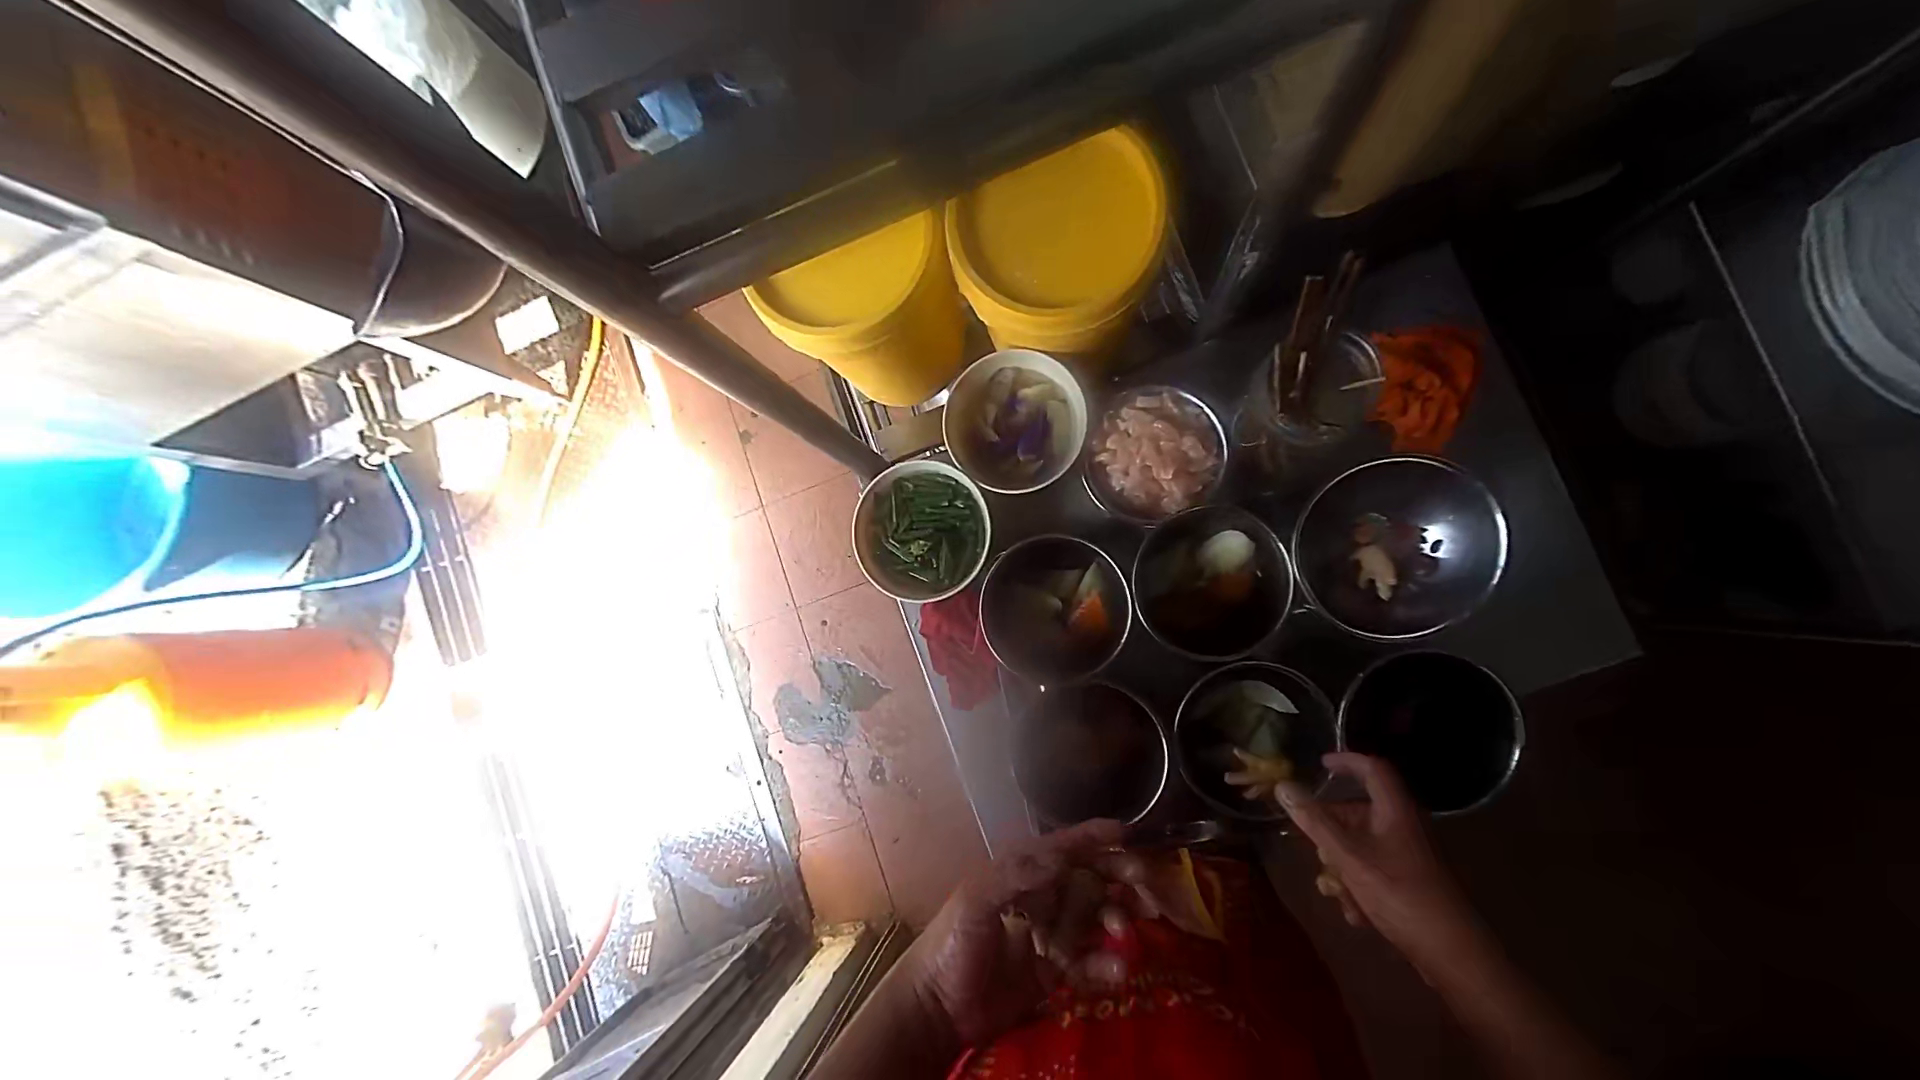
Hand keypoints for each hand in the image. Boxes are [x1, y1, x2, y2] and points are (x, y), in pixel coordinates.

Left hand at [898, 819, 1143, 1046]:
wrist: (937, 1006)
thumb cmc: (952, 940)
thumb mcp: (976, 898)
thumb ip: (1016, 875)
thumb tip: (1060, 860)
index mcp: (1020, 871)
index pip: (1062, 847)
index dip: (1091, 837)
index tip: (1125, 832)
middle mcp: (1039, 896)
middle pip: (1086, 879)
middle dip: (1115, 877)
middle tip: (1143, 884)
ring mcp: (1048, 933)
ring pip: (1092, 918)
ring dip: (1114, 918)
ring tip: (1125, 928)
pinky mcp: (1053, 971)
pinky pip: (1087, 962)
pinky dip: (1104, 964)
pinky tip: (1118, 969)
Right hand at [1276, 753, 1482, 971]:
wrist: (1453, 954)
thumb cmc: (1400, 894)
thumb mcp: (1348, 855)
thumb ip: (1313, 820)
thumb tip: (1283, 786)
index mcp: (1394, 811)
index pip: (1372, 768)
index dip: (1346, 760)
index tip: (1319, 765)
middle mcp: (1402, 826)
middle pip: (1357, 812)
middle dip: (1329, 832)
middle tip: (1313, 847)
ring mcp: (1408, 854)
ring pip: (1359, 844)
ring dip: (1341, 865)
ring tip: (1337, 891)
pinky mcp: (1409, 879)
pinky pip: (1372, 869)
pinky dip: (1358, 885)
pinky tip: (1356, 911)